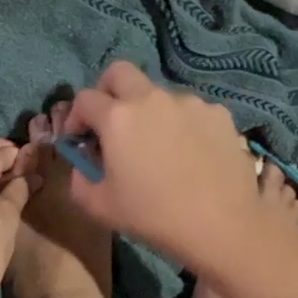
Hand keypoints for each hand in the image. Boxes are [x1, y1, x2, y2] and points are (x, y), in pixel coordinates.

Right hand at [63, 61, 270, 272]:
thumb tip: (85, 161)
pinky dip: (181, 125)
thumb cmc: (153, 216)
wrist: (222, 224)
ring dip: (148, 112)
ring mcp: (189, 102)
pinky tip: (189, 154)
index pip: (85, 98)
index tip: (79, 139)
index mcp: (117, 117)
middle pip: (120, 72)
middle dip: (107, 91)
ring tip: (157, 147)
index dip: (75, 117)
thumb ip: (79, 178)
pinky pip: (190, 111)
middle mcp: (152, 98)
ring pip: (158, 94)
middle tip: (111, 122)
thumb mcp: (98, 206)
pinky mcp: (219, 114)